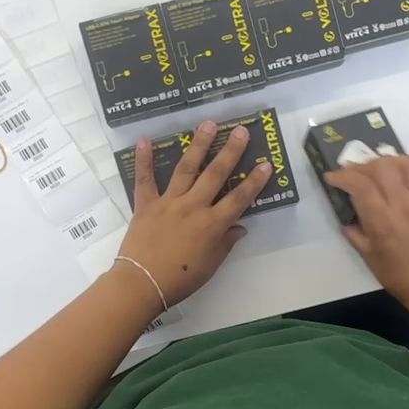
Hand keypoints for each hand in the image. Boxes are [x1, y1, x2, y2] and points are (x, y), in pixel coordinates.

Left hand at [116, 120, 269, 308]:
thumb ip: (225, 244)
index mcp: (212, 225)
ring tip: (207, 124)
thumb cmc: (180, 280)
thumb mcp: (210, 266)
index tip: (266, 164)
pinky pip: (144, 180)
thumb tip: (239, 228)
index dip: (254, 182)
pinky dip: (144, 160)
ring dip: (198, 145)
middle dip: (230, 151)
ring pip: (186, 169)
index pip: (239, 199)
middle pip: (215, 175)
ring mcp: (169, 203)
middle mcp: (193, 207)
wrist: (142, 284)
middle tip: (240, 130)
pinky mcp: (146, 205)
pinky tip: (145, 140)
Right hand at [324, 156, 408, 305]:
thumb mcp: (366, 255)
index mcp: (383, 222)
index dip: (343, 176)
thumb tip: (345, 214)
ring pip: (406, 163)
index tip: (332, 177)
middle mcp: (403, 205)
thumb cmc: (395, 274)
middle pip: (383, 167)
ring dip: (388, 161)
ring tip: (377, 170)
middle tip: (353, 174)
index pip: (361, 186)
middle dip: (362, 166)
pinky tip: (402, 171)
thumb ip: (353, 231)